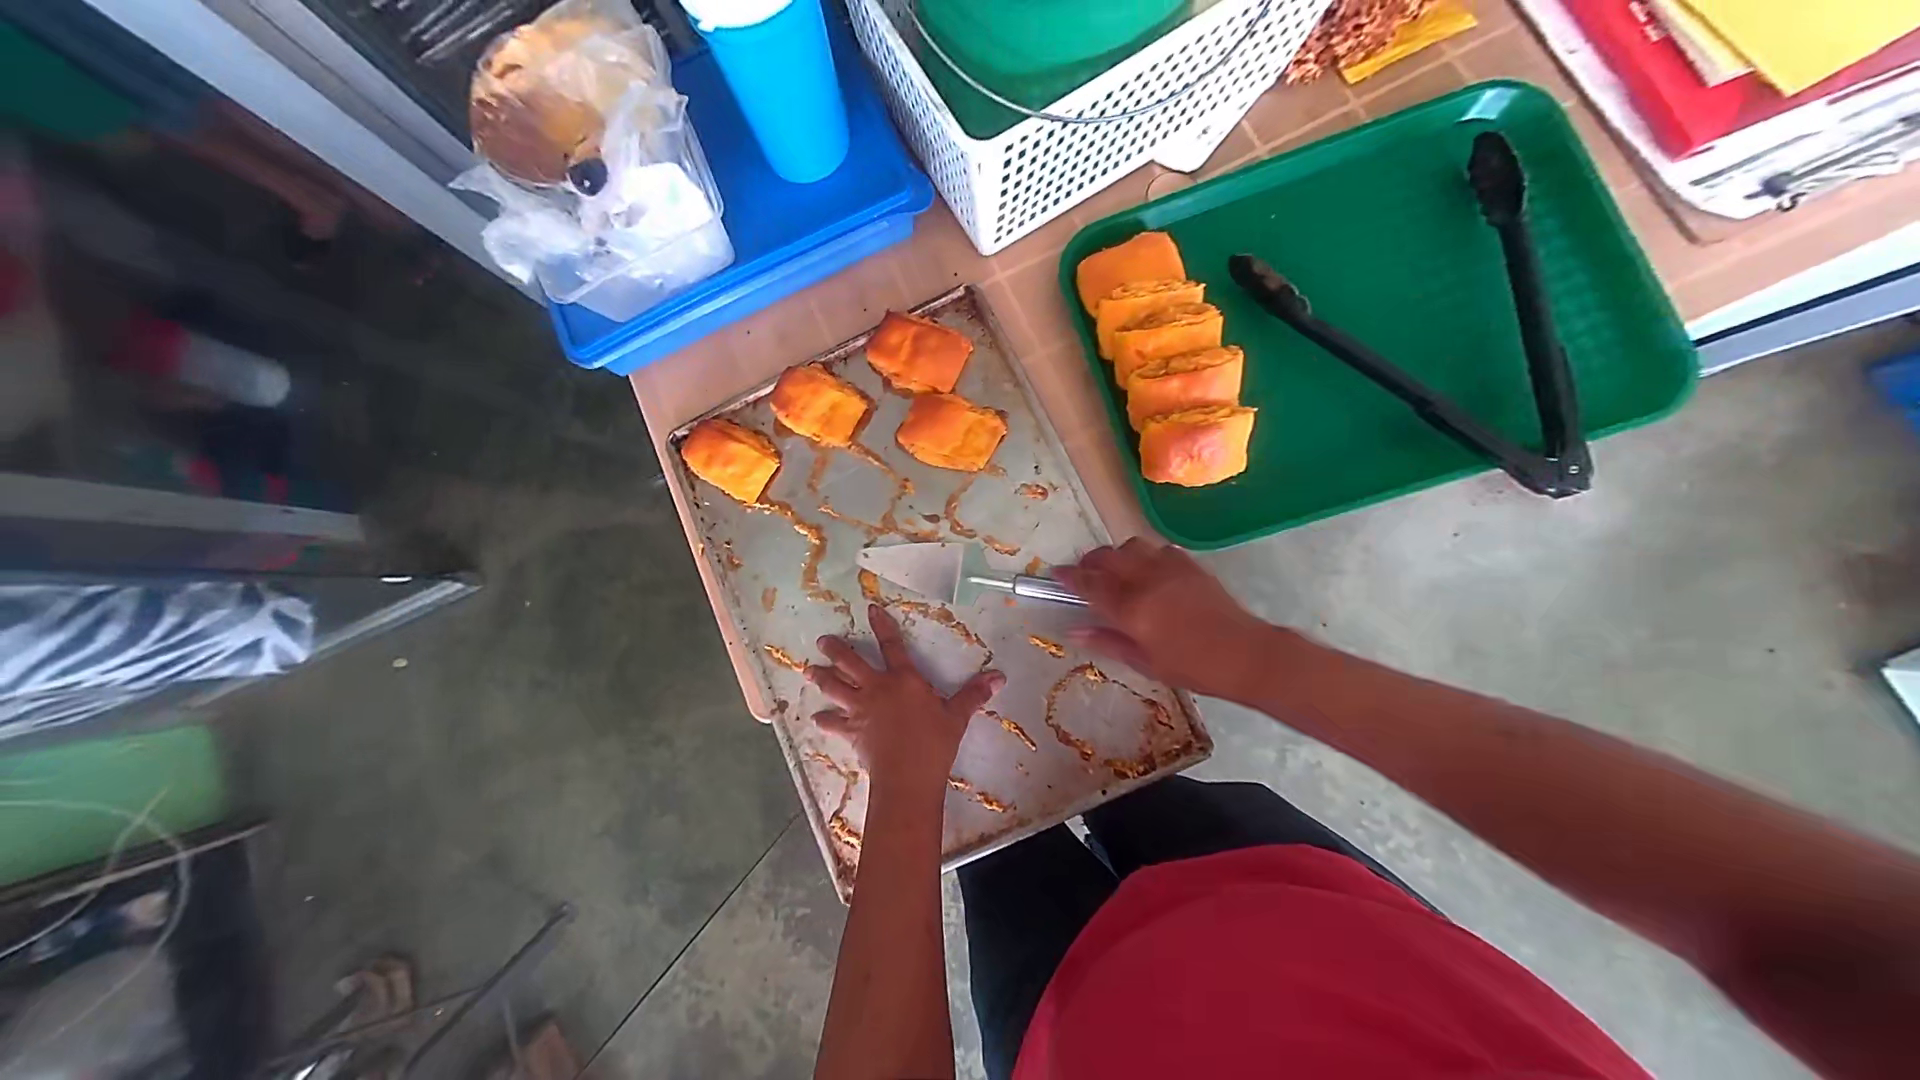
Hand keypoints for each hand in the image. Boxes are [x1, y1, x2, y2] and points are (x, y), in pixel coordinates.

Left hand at [808, 604, 1004, 800]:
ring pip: (835, 688)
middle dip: (836, 650)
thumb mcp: (957, 716)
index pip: (892, 646)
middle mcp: (878, 688)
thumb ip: (974, 694)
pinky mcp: (852, 731)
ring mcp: (861, 709)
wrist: (907, 775)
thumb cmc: (934, 743)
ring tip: (809, 670)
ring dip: (822, 678)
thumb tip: (999, 677)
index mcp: (904, 679)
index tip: (871, 609)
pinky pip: (834, 723)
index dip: (882, 626)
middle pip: (851, 663)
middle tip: (822, 640)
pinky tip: (816, 717)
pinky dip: (825, 720)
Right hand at [1056, 537, 1284, 702]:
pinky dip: (1145, 555)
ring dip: (1117, 555)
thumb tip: (1074, 630)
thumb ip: (1107, 641)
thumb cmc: (1192, 667)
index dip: (1069, 576)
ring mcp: (1169, 568)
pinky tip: (1149, 571)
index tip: (1056, 573)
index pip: (1090, 584)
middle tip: (1084, 573)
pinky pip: (1158, 549)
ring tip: (1116, 570)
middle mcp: (1146, 580)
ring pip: (1132, 546)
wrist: (1244, 654)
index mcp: (1131, 608)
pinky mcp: (1189, 564)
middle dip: (1090, 561)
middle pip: (1107, 557)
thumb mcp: (1145, 662)